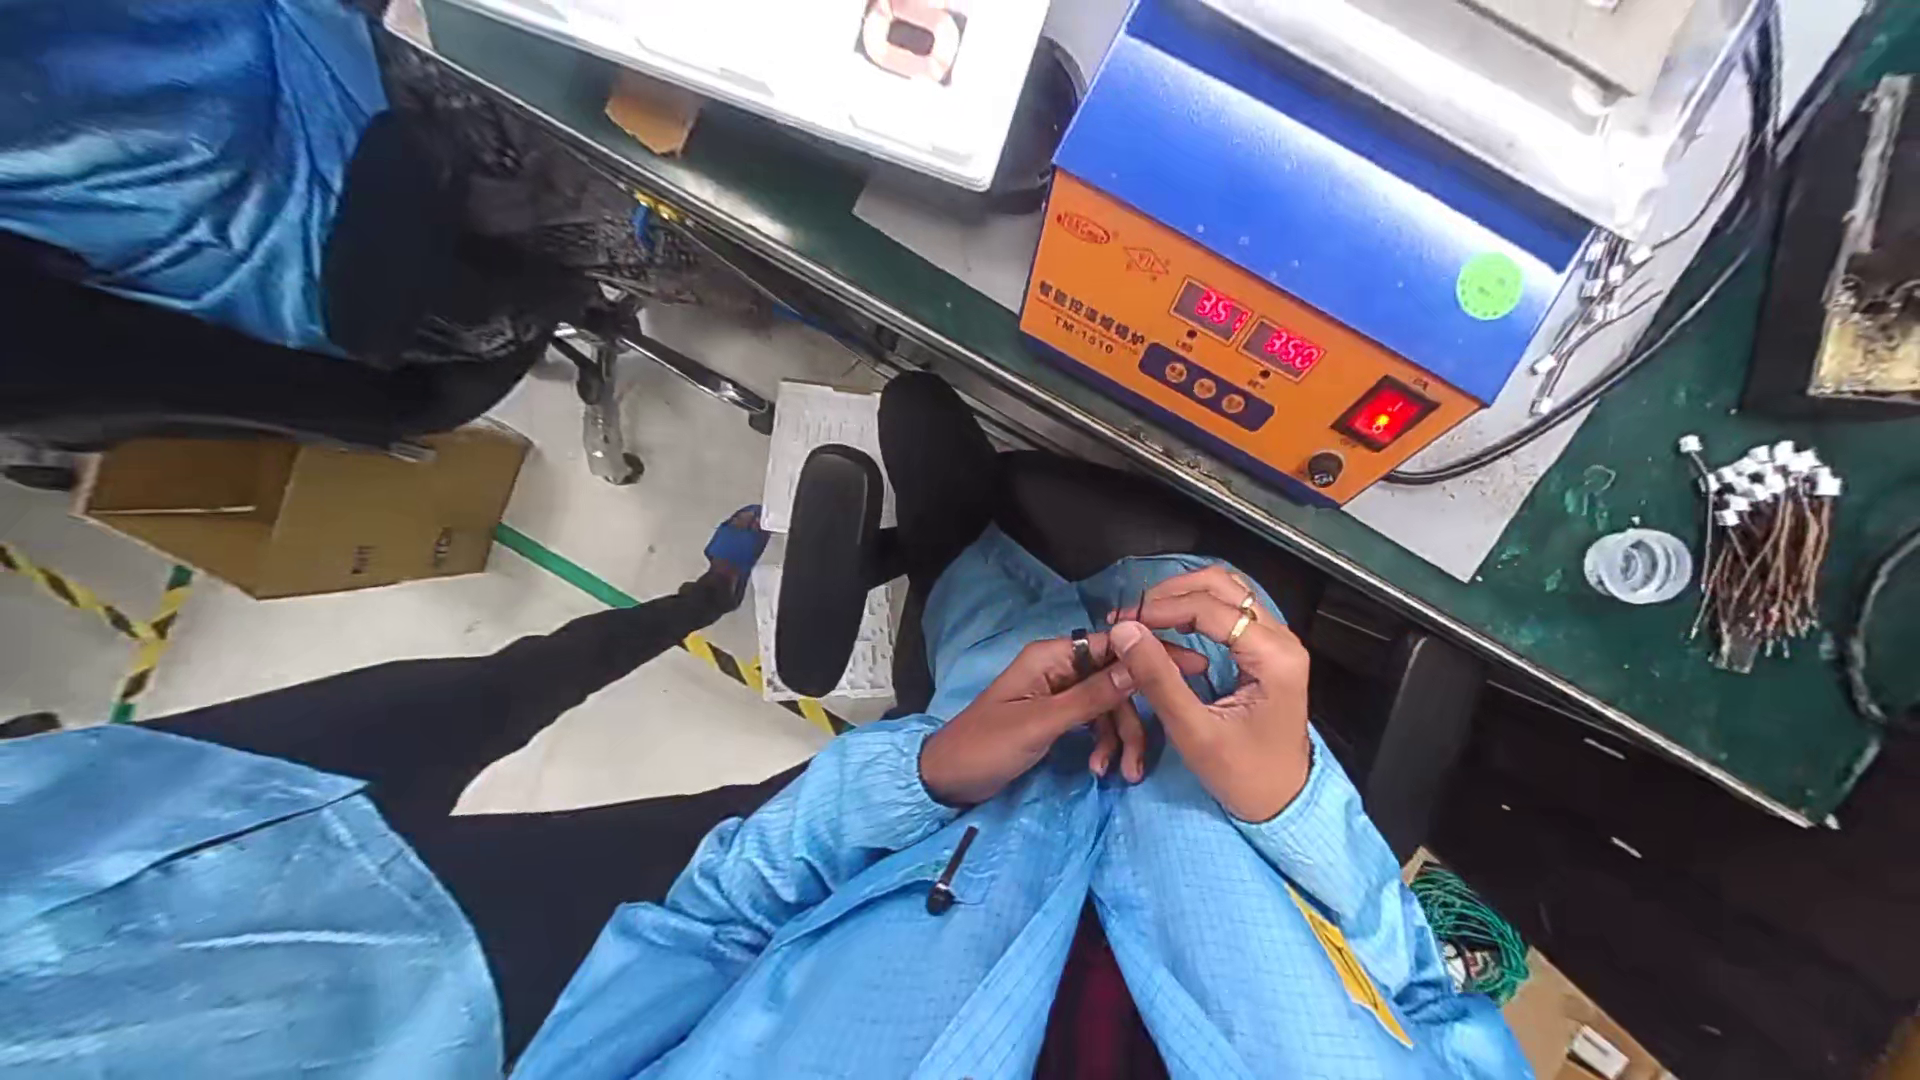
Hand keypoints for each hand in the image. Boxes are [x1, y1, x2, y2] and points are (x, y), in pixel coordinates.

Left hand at [920, 632, 1208, 805]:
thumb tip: (1139, 664)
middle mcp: (1057, 668)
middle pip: (1114, 680)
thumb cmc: (988, 744)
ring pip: (1107, 707)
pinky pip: (1093, 723)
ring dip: (1118, 740)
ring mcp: (1057, 693)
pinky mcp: (1057, 717)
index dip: (1149, 655)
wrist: (949, 779)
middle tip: (1145, 758)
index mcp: (1050, 656)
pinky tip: (1100, 770)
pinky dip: (1102, 745)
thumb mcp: (1042, 722)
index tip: (1192, 668)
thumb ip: (1091, 696)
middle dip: (1132, 719)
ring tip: (1120, 775)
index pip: (1111, 645)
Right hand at [1107, 566, 1312, 822]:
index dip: (1160, 609)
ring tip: (1145, 615)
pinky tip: (1167, 622)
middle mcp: (1280, 638)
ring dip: (1182, 594)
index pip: (1209, 608)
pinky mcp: (1265, 647)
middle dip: (1170, 592)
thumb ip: (1158, 678)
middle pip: (1221, 584)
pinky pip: (1228, 607)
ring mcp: (1275, 640)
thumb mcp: (1193, 731)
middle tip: (1132, 616)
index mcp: (1273, 657)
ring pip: (1226, 589)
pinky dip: (1194, 606)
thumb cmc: (1242, 773)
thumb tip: (1124, 631)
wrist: (1282, 803)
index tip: (1121, 623)